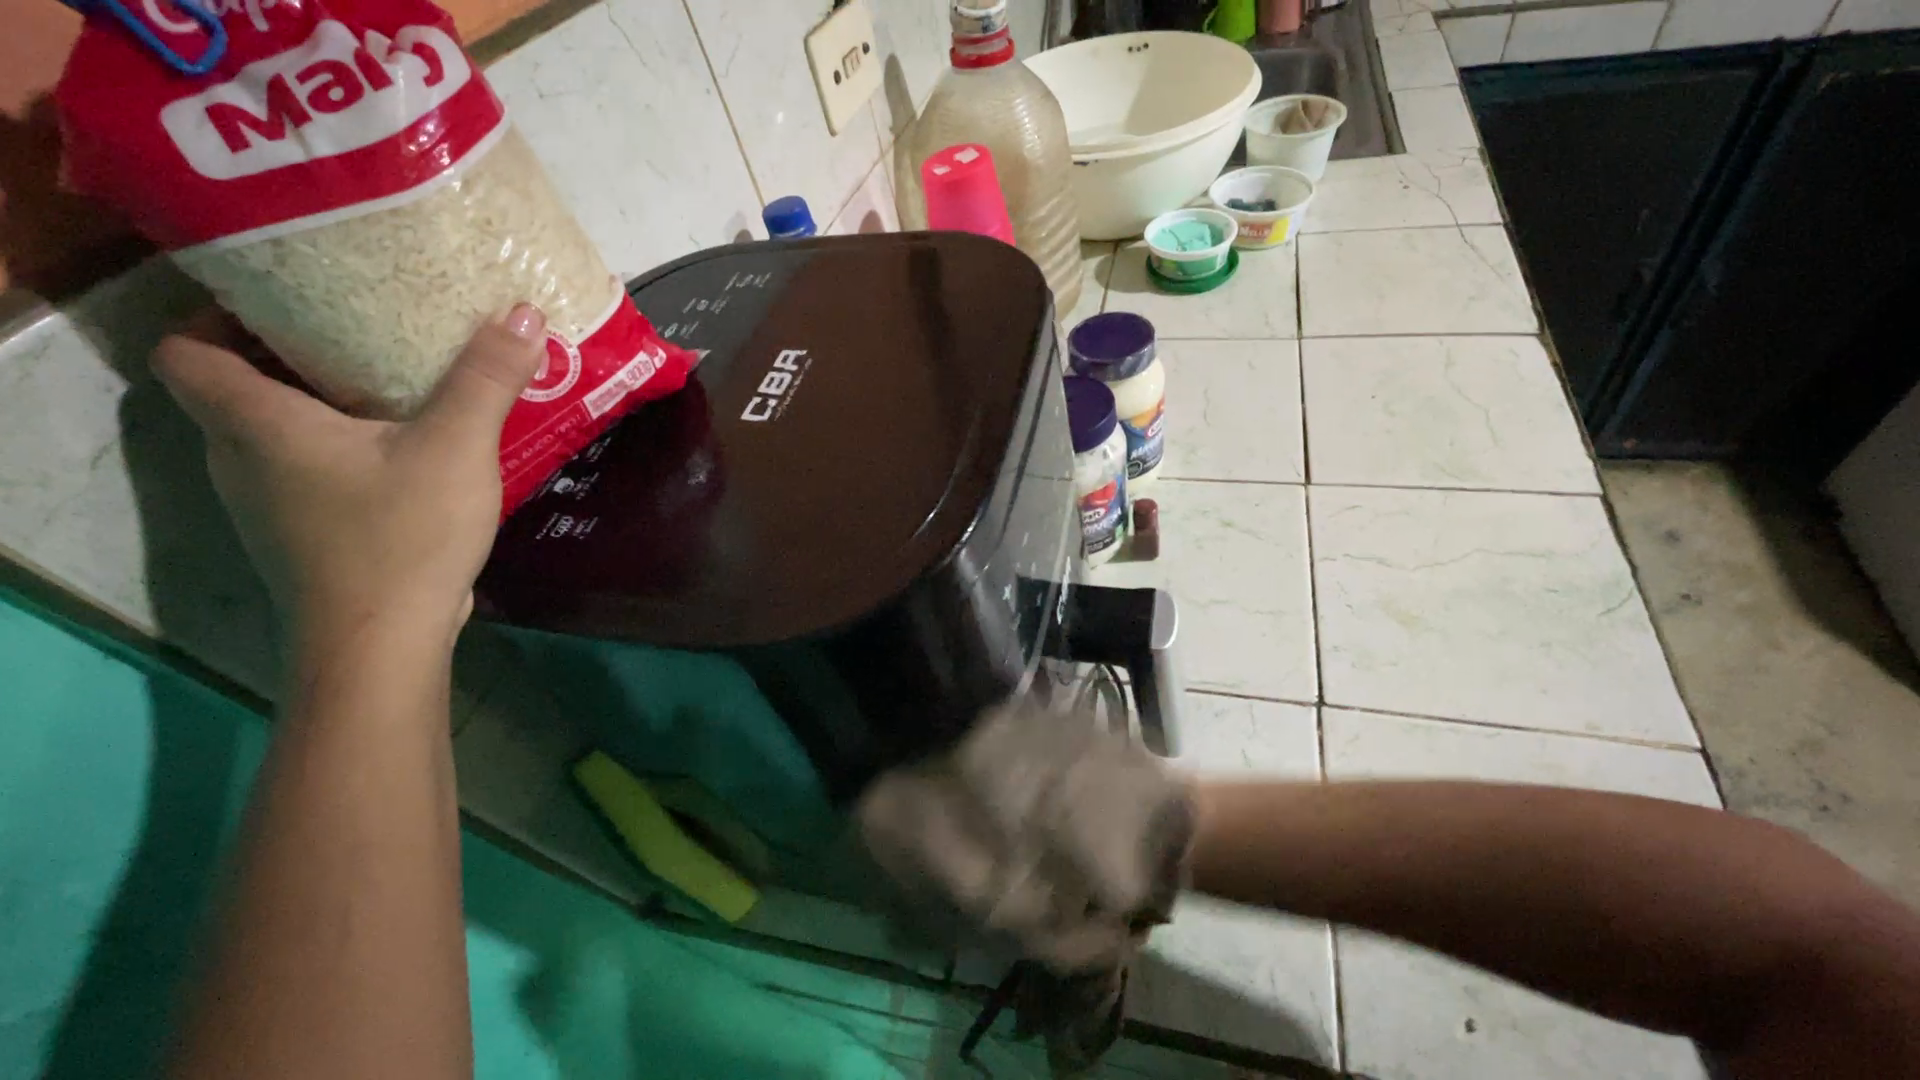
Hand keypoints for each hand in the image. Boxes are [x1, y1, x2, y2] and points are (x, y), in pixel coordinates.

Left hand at [154, 305, 546, 653]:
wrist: (382, 645)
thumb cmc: (401, 535)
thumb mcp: (456, 446)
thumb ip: (487, 378)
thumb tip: (525, 311)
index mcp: (257, 423)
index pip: (186, 350)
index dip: (217, 314)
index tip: (283, 299)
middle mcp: (241, 461)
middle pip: (233, 388)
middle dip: (285, 354)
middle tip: (354, 331)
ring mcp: (268, 507)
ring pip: (271, 435)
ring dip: (316, 407)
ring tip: (386, 386)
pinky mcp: (302, 539)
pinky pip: (304, 474)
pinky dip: (338, 452)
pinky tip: (402, 455)